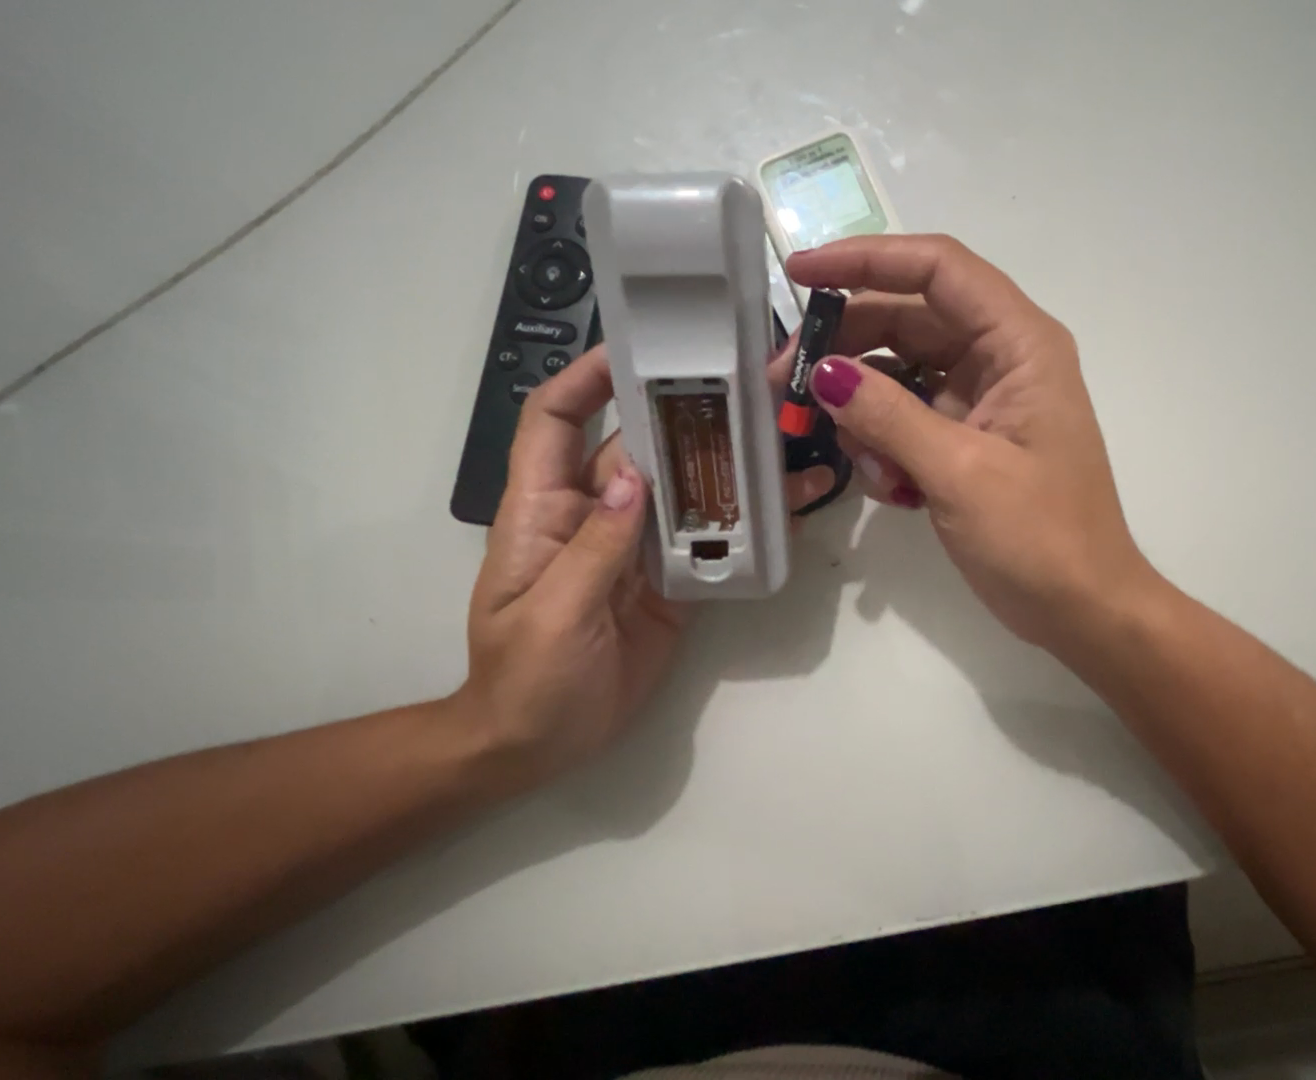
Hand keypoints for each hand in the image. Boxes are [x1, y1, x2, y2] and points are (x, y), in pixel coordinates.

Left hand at [452, 346, 834, 782]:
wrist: (538, 744)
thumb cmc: (525, 678)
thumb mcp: (553, 612)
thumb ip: (596, 546)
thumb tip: (636, 475)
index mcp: (544, 510)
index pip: (554, 420)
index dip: (588, 377)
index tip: (641, 350)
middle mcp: (595, 514)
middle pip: (640, 446)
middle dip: (689, 411)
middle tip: (751, 380)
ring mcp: (639, 548)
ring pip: (686, 488)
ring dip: (731, 463)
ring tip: (788, 434)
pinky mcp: (673, 582)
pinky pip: (712, 541)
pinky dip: (749, 523)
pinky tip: (790, 505)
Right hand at [786, 235, 1157, 653]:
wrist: (1082, 608)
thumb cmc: (1039, 538)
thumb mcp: (959, 473)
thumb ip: (888, 415)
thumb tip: (825, 373)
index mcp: (1019, 344)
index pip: (938, 270)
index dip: (866, 260)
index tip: (798, 273)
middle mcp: (1002, 358)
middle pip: (908, 318)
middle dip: (845, 346)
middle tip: (783, 381)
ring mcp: (984, 401)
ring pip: (901, 372)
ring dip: (862, 405)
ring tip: (839, 449)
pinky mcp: (968, 440)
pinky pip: (909, 418)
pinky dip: (884, 441)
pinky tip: (886, 485)